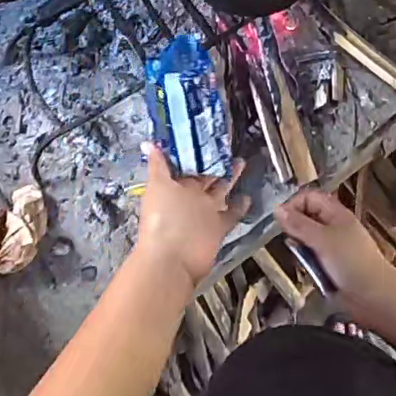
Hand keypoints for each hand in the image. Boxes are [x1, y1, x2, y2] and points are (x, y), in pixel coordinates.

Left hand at [135, 146, 248, 285]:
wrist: (172, 258)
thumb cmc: (161, 218)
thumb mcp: (158, 185)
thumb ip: (157, 165)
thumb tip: (148, 142)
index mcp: (177, 186)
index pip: (188, 166)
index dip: (197, 154)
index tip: (208, 137)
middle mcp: (192, 198)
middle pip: (206, 177)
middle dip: (216, 164)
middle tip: (229, 146)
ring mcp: (206, 212)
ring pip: (220, 191)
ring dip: (230, 178)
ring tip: (241, 162)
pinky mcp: (218, 227)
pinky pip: (231, 214)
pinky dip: (239, 207)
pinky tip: (247, 196)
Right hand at [275, 188, 395, 314]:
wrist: (375, 298)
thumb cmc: (351, 262)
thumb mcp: (322, 240)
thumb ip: (299, 225)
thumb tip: (276, 209)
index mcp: (335, 213)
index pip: (308, 198)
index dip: (294, 206)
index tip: (281, 223)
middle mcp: (333, 226)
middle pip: (306, 218)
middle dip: (296, 230)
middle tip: (294, 244)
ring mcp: (332, 246)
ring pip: (307, 240)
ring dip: (302, 250)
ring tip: (305, 262)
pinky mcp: (331, 265)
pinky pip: (312, 258)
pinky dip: (308, 264)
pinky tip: (310, 272)